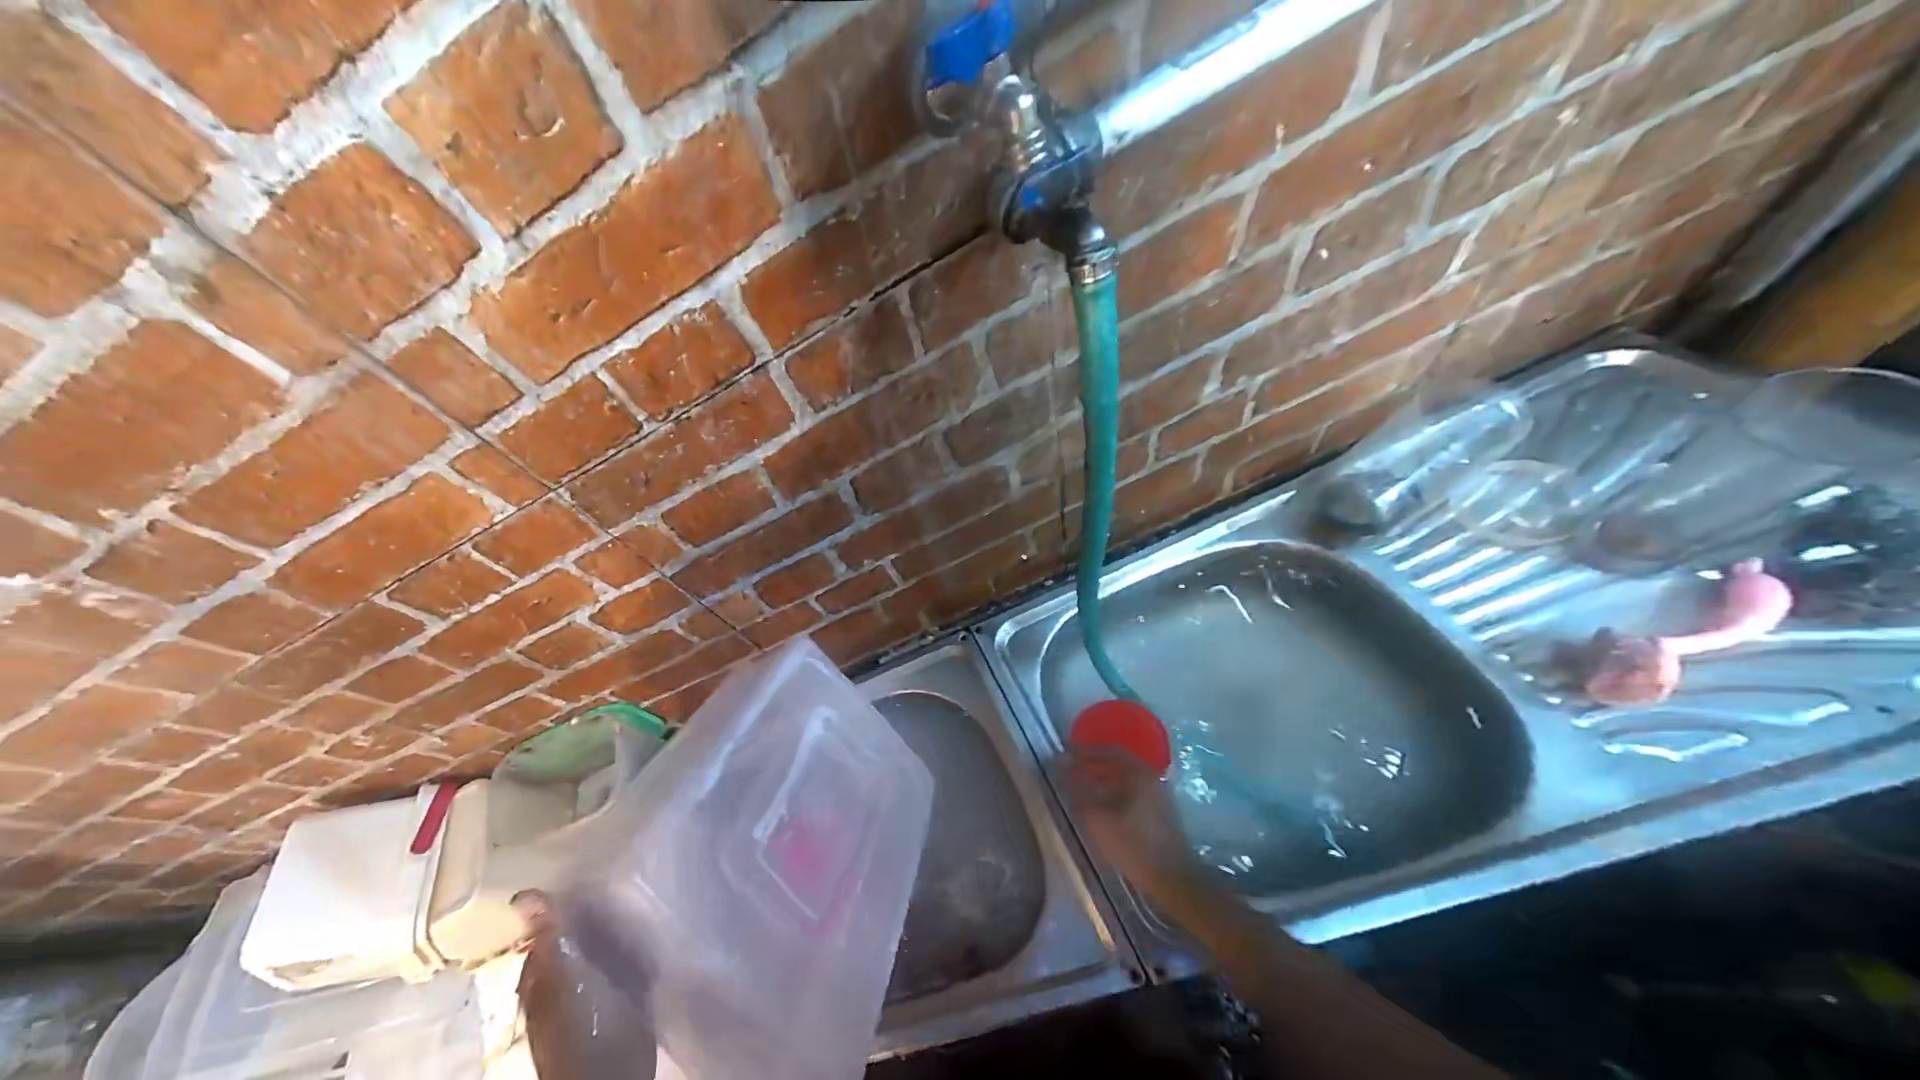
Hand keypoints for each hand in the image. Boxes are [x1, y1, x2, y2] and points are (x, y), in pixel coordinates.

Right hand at [1064, 746, 1207, 908]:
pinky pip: (1129, 790)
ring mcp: (1157, 794)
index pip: (1108, 751)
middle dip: (1090, 764)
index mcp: (1138, 774)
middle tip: (1068, 769)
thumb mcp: (1099, 820)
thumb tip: (1064, 775)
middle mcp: (1150, 778)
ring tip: (1078, 785)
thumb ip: (1079, 795)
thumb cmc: (1135, 846)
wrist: (1172, 878)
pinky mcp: (1158, 811)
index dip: (1083, 752)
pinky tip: (1098, 803)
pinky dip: (1111, 791)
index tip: (1064, 756)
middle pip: (1117, 762)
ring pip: (1123, 778)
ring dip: (1100, 778)